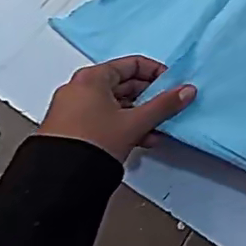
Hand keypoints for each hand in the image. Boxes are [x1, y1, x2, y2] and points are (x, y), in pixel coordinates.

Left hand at [37, 55, 195, 159]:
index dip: (157, 73)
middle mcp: (78, 88)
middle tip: (166, 109)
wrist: (57, 182)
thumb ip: (165, 104)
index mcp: (92, 77)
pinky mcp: (69, 129)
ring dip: (139, 116)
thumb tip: (187, 91)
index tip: (172, 86)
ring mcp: (71, 109)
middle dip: (149, 99)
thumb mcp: (136, 122)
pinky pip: (103, 119)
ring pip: (115, 105)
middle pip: (124, 84)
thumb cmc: (94, 141)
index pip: (133, 64)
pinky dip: (122, 125)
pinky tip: (139, 140)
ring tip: (155, 130)